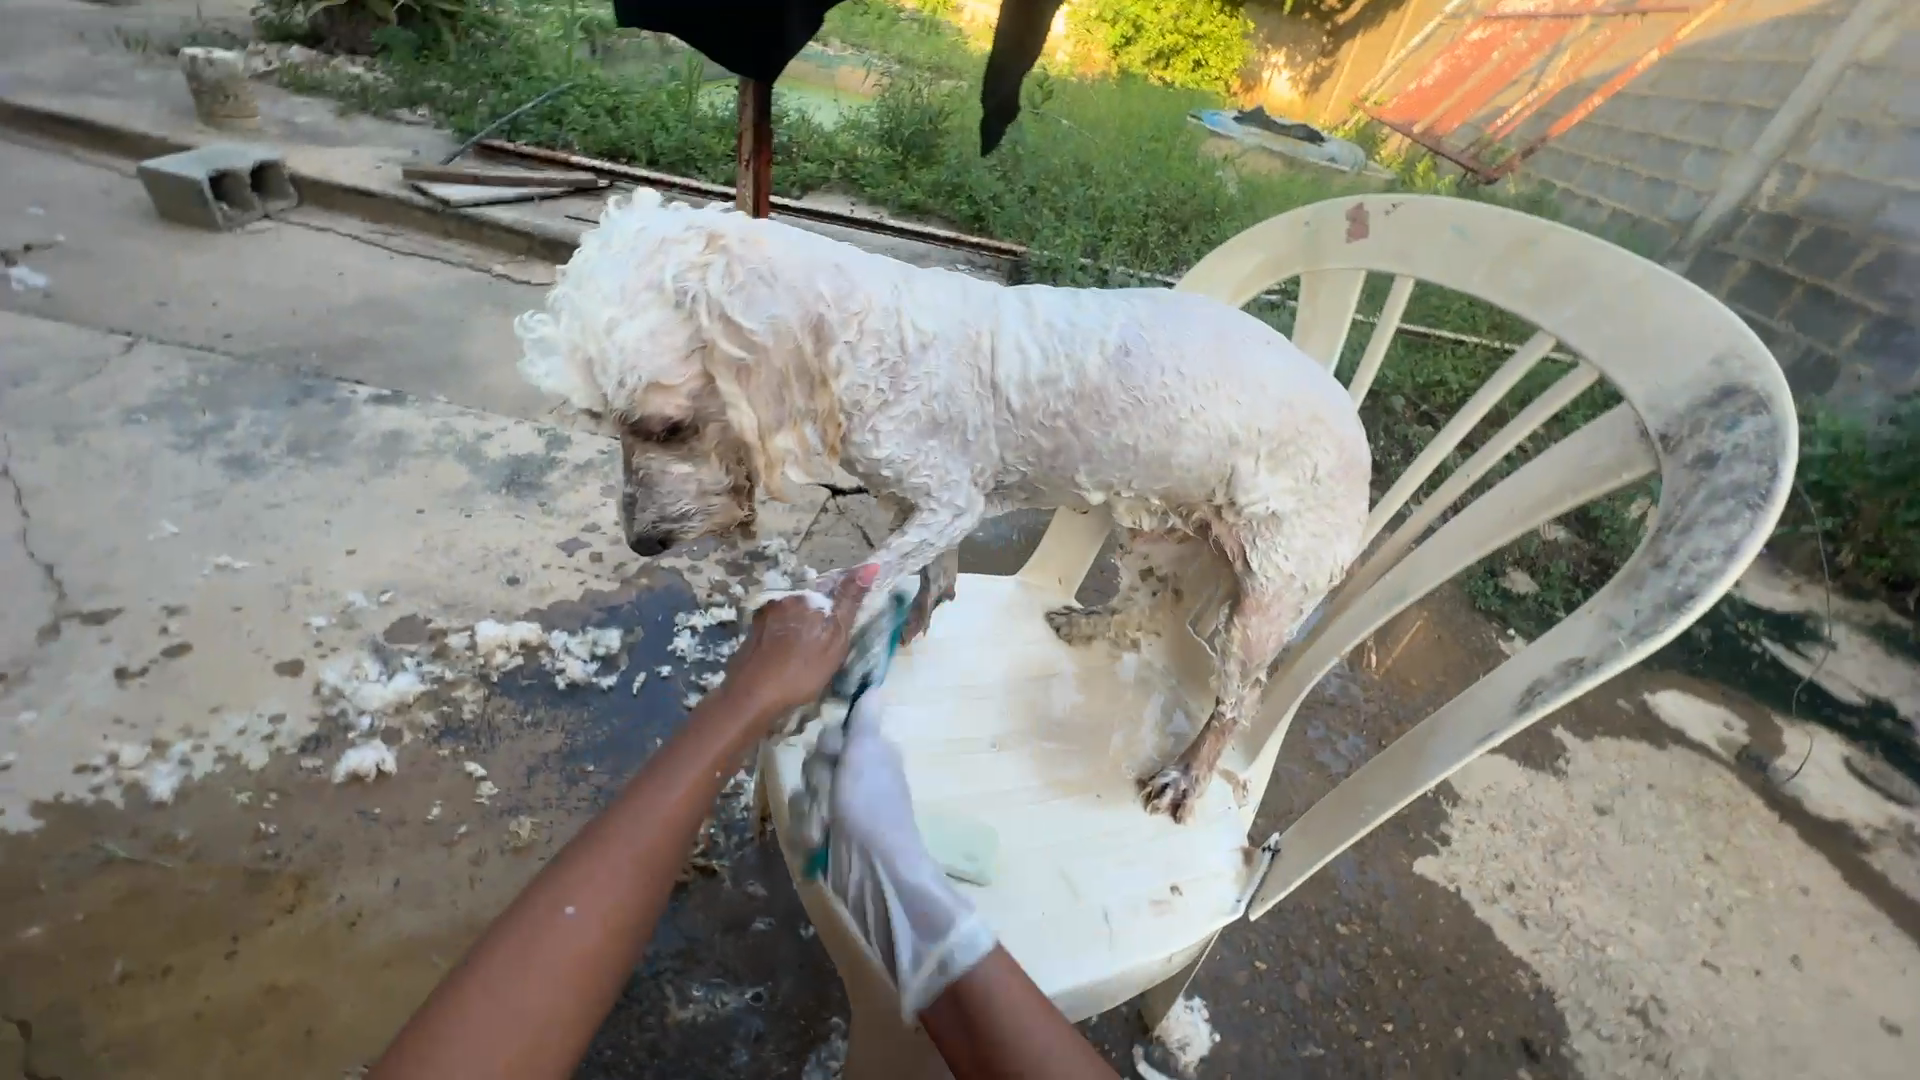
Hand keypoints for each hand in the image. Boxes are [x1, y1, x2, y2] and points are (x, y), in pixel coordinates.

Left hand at [720, 563, 879, 720]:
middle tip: (825, 646)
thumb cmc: (801, 670)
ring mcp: (765, 614)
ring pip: (792, 614)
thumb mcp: (835, 639)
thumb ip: (850, 602)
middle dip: (819, 616)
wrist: (751, 695)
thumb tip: (869, 566)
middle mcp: (785, 599)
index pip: (834, 589)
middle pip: (811, 602)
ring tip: (804, 653)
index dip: (842, 604)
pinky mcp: (752, 630)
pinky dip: (785, 636)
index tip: (843, 626)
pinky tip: (786, 656)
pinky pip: (777, 627)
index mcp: (808, 598)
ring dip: (801, 626)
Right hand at [810, 691, 997, 1017]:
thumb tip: (875, 685)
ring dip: (811, 809)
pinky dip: (808, 831)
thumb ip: (865, 720)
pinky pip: (800, 819)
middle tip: (832, 794)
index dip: (829, 745)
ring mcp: (840, 806)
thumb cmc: (872, 805)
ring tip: (826, 826)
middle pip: (815, 761)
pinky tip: (818, 842)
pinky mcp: (825, 833)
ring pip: (803, 791)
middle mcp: (855, 776)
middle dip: (817, 779)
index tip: (836, 754)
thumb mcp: (868, 753)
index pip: (834, 733)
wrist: (872, 871)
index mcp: (871, 753)